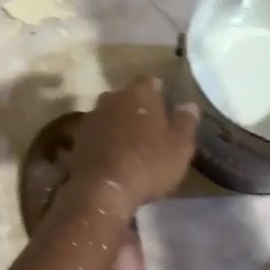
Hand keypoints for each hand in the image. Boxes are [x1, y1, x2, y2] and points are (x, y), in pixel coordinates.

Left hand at [67, 77, 200, 209]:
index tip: (167, 104)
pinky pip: (98, 131)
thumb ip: (185, 123)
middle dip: (138, 106)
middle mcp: (113, 97)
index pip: (151, 81)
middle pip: (128, 95)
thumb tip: (190, 104)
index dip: (159, 91)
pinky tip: (113, 155)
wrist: (102, 188)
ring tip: (132, 142)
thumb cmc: (148, 165)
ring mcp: (92, 115)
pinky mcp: (79, 136)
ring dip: (120, 122)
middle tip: (151, 125)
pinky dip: (105, 138)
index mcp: (139, 94)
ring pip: (110, 112)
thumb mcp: (179, 147)